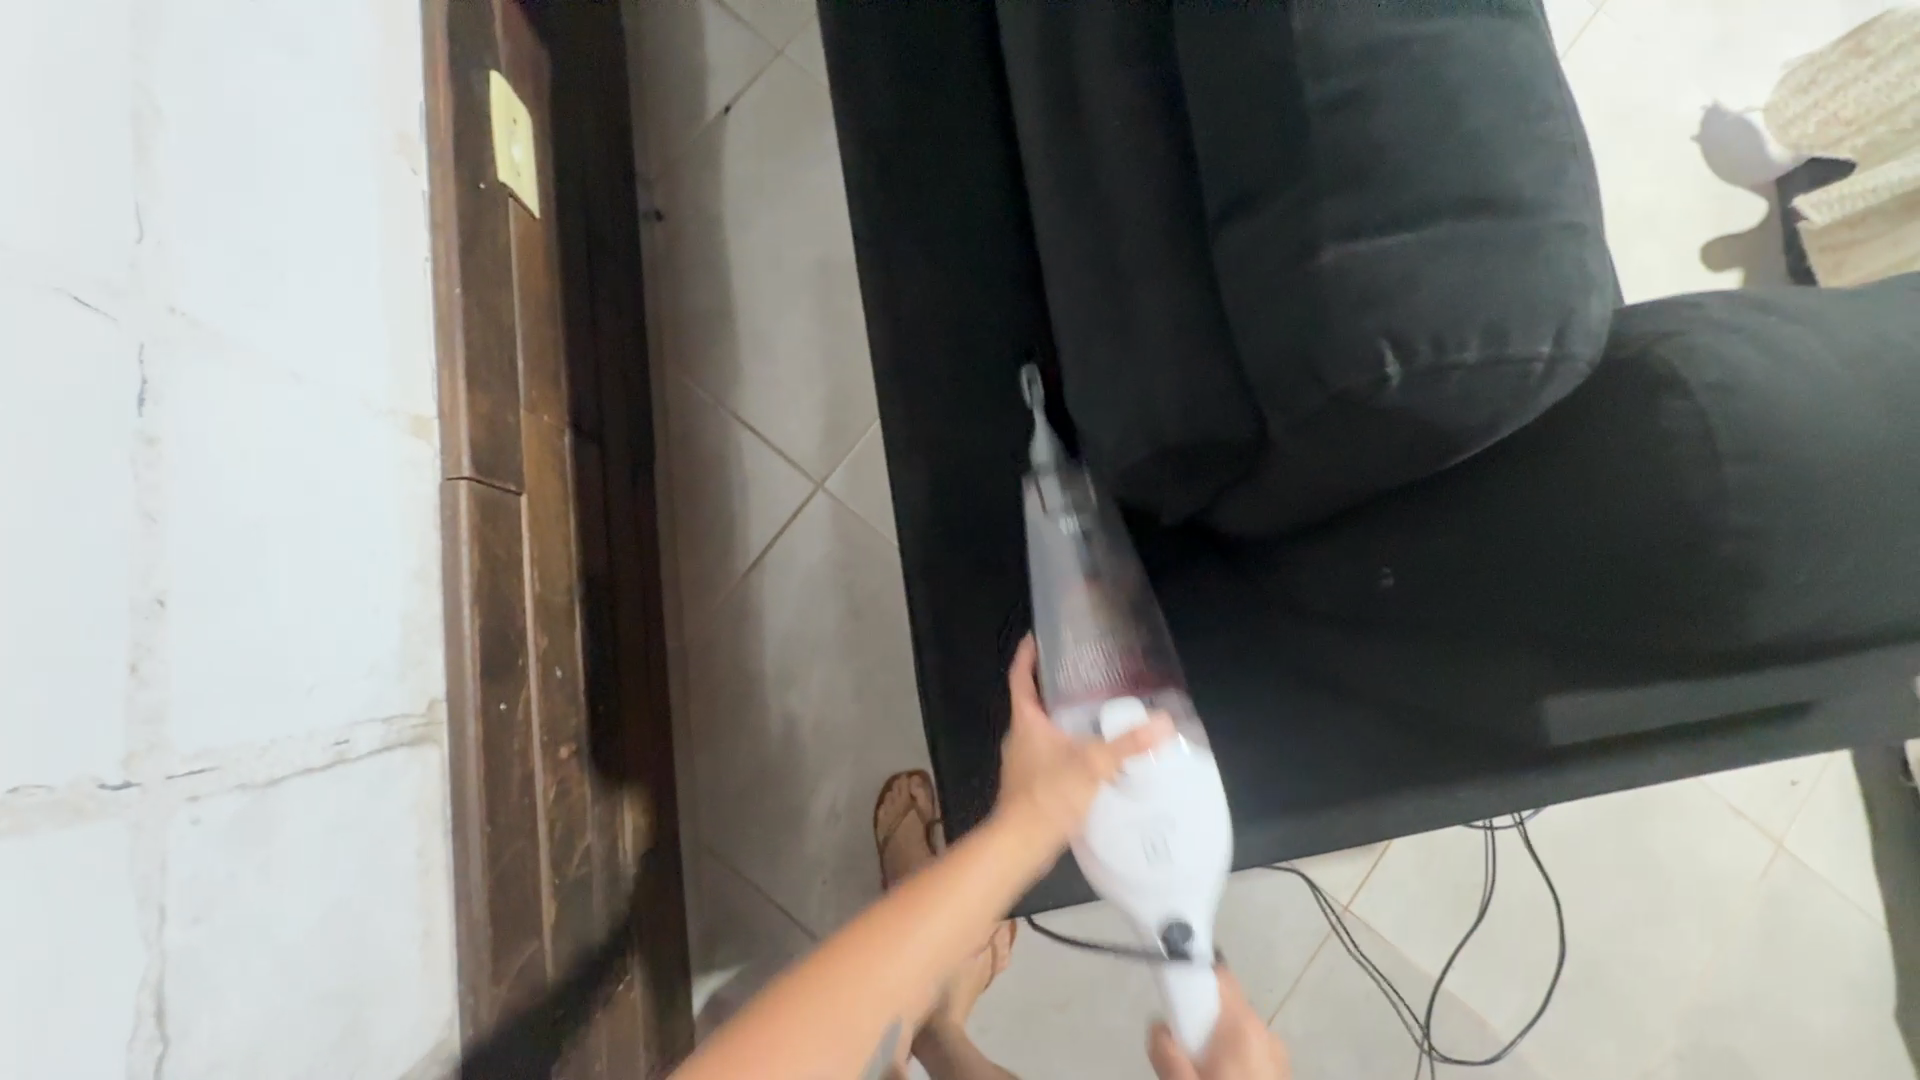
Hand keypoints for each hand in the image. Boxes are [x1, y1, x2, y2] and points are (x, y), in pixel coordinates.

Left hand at [993, 635, 1173, 849]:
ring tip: (1090, 710)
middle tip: (1080, 673)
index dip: (1026, 655)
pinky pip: (1046, 752)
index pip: (1020, 677)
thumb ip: (1127, 744)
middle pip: (1031, 701)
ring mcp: (1022, 760)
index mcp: (1025, 720)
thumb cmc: (1048, 795)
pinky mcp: (1029, 783)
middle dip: (1051, 686)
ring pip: (1039, 728)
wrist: (1020, 843)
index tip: (1036, 636)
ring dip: (1058, 717)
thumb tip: (1163, 722)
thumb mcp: (1092, 764)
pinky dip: (1063, 745)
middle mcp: (1018, 735)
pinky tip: (1087, 754)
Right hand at [1147, 969, 1291, 1079]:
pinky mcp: (1282, 1076)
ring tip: (1200, 1076)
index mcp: (1243, 1026)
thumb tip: (1159, 1026)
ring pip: (1236, 1034)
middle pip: (1223, 1007)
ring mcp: (1279, 1057)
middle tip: (1181, 1053)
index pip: (1217, 974)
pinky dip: (1232, 1063)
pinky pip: (1250, 1055)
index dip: (1192, 977)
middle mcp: (1266, 1033)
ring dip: (1215, 1046)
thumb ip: (1165, 1051)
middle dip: (1199, 1022)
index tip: (1172, 998)